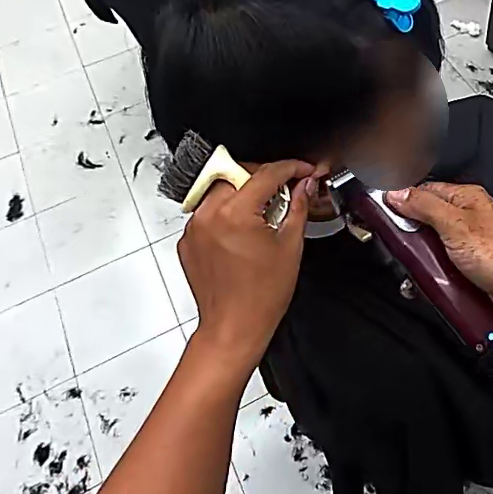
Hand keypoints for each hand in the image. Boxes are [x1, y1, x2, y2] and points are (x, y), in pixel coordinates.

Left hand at [178, 160, 316, 359]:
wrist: (235, 325)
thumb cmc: (262, 295)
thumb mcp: (291, 246)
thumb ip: (298, 207)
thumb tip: (305, 186)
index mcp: (236, 214)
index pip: (266, 174)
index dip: (291, 168)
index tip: (304, 170)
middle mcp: (209, 215)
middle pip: (238, 174)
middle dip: (265, 176)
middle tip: (287, 189)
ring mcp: (194, 228)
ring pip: (220, 190)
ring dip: (244, 192)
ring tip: (266, 211)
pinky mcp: (187, 240)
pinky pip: (208, 212)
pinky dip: (227, 212)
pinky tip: (246, 230)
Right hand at [383, 182, 492, 318]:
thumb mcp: (456, 225)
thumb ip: (424, 206)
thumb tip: (397, 194)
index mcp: (465, 199)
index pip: (421, 191)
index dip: (399, 202)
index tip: (380, 215)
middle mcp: (466, 219)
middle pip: (422, 222)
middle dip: (409, 239)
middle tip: (404, 250)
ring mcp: (467, 244)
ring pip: (430, 248)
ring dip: (420, 262)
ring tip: (421, 271)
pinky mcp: (468, 267)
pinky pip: (441, 267)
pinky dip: (433, 276)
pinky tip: (431, 284)